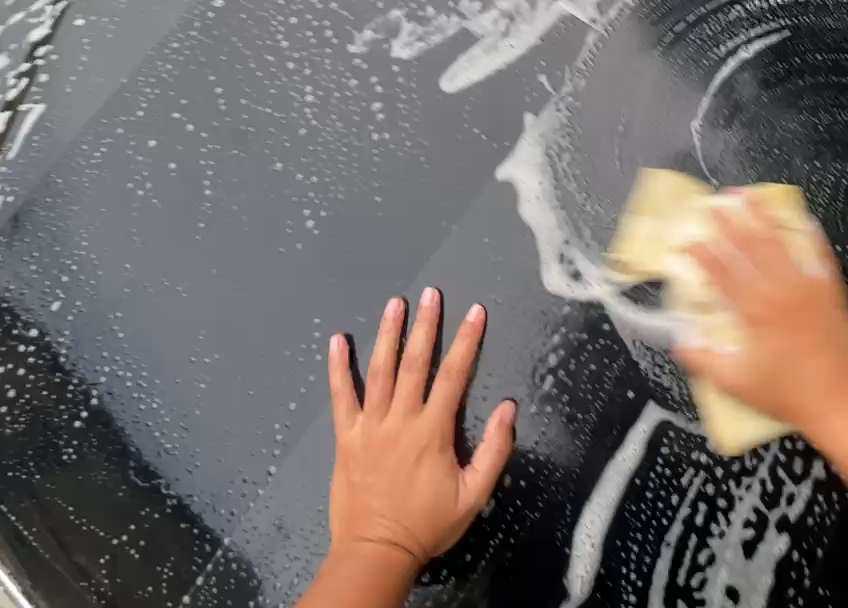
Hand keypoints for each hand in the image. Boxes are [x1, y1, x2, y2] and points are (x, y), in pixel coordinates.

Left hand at [325, 288, 516, 575]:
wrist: (377, 553)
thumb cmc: (428, 524)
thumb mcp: (474, 495)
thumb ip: (495, 450)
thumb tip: (509, 407)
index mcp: (433, 430)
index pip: (455, 375)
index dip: (467, 340)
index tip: (476, 311)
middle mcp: (401, 420)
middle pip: (415, 363)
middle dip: (426, 325)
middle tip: (431, 293)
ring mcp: (370, 426)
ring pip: (380, 371)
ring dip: (388, 334)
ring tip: (394, 303)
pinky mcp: (346, 437)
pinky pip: (341, 397)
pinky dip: (338, 368)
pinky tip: (337, 342)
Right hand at [672, 193, 847, 434]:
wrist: (841, 402)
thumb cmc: (786, 394)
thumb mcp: (736, 383)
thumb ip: (703, 359)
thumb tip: (678, 339)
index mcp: (754, 308)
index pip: (720, 271)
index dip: (701, 253)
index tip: (686, 240)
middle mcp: (779, 288)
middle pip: (748, 246)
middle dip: (728, 222)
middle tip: (712, 204)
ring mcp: (807, 285)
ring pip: (780, 242)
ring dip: (762, 216)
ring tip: (749, 195)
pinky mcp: (829, 290)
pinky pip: (818, 254)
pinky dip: (809, 235)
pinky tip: (802, 219)